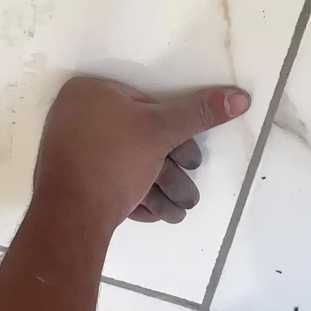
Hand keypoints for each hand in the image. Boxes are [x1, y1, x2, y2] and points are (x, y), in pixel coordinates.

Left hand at [32, 76, 249, 233]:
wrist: (71, 218)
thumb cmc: (113, 161)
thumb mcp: (162, 131)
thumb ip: (199, 113)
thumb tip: (239, 97)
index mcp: (89, 92)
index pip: (145, 105)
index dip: (173, 133)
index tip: (189, 159)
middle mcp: (74, 117)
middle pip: (138, 137)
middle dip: (168, 169)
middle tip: (188, 190)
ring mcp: (71, 151)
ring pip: (127, 164)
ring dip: (159, 189)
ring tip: (179, 210)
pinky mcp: (72, 182)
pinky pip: (111, 182)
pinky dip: (136, 196)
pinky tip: (156, 214)